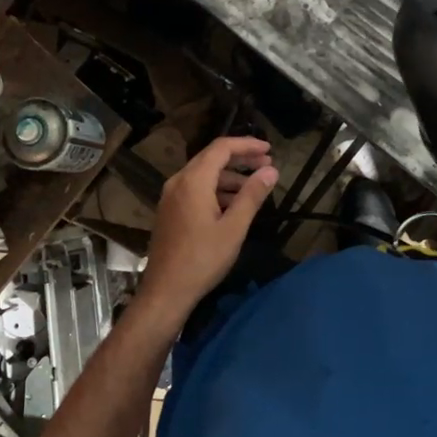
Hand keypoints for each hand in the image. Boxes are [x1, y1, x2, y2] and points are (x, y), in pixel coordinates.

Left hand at [138, 136, 278, 319]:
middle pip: (211, 158)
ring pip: (203, 175)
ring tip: (254, 187)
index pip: (221, 148)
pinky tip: (232, 204)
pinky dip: (215, 189)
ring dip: (229, 176)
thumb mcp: (233, 228)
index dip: (247, 145)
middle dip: (240, 159)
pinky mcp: (170, 210)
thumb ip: (252, 195)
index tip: (269, 149)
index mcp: (193, 180)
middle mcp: (178, 181)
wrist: (165, 291)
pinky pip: (195, 189)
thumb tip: (271, 170)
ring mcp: (171, 196)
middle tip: (266, 165)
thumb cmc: (202, 259)